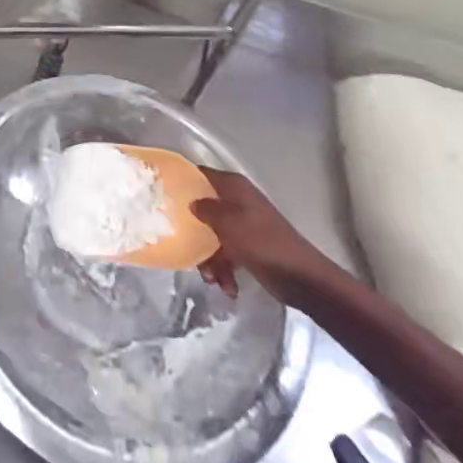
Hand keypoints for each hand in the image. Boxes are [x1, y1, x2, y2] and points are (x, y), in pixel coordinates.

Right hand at [191, 168, 337, 305]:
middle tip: (182, 246)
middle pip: (203, 209)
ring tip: (211, 278)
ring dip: (209, 258)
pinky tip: (228, 287)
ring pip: (212, 235)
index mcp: (233, 187)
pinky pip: (226, 254)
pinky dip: (225, 270)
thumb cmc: (261, 241)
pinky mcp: (248, 247)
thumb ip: (205, 208)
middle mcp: (237, 201)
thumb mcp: (228, 222)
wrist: (299, 276)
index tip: (162, 196)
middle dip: (193, 231)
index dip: (183, 182)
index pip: (201, 174)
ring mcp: (243, 225)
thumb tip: (191, 202)